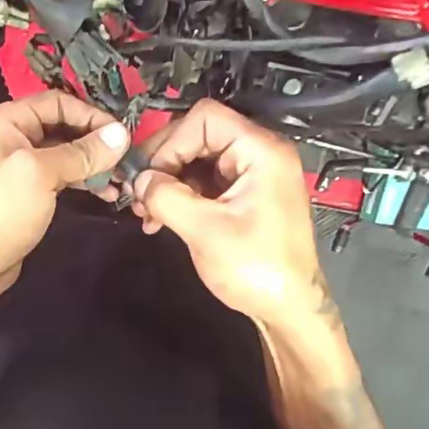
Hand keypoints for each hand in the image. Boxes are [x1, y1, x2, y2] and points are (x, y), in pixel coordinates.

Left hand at [0, 91, 128, 297]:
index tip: (122, 136)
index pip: (58, 102)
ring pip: (65, 155)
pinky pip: (61, 177)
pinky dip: (83, 182)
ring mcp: (18, 167)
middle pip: (64, 127)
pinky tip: (105, 193)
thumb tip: (121, 134)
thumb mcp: (40, 175)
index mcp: (4, 121)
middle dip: (96, 143)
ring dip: (93, 165)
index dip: (92, 115)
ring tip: (119, 182)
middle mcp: (10, 138)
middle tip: (125, 161)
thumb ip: (82, 153)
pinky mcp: (27, 193)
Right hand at [132, 100, 328, 327]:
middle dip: (165, 164)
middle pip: (199, 136)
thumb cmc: (259, 271)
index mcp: (262, 152)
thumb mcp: (204, 230)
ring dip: (169, 184)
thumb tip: (140, 180)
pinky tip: (161, 219)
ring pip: (198, 162)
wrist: (288, 309)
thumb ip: (166, 197)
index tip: (150, 176)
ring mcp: (254, 177)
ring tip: (148, 213)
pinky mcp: (245, 198)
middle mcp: (261, 156)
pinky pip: (206, 183)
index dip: (170, 143)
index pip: (205, 119)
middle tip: (140, 194)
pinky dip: (182, 197)